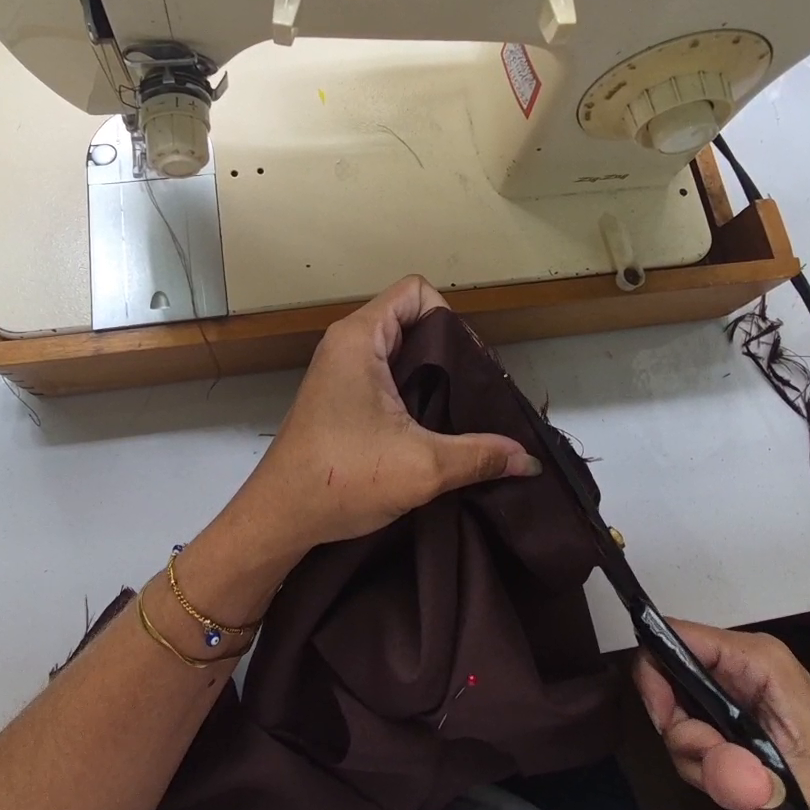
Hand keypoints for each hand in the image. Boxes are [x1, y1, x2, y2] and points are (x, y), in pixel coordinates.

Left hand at [222, 276, 540, 563]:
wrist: (279, 517)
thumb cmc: (342, 479)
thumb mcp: (423, 468)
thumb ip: (481, 456)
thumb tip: (530, 460)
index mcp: (359, 339)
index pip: (416, 292)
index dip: (449, 319)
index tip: (466, 366)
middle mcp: (346, 344)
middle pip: (411, 319)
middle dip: (447, 351)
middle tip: (473, 393)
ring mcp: (339, 371)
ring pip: (399, 351)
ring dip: (430, 375)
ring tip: (459, 412)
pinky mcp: (339, 397)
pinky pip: (385, 375)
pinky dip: (411, 391)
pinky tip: (431, 427)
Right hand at [633, 620, 809, 809]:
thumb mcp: (799, 790)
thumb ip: (749, 775)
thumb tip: (710, 761)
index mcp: (758, 660)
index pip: (674, 636)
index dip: (655, 676)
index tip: (666, 724)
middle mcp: (742, 663)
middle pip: (668, 674)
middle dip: (680, 727)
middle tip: (711, 764)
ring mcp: (736, 685)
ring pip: (677, 705)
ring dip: (694, 751)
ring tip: (735, 780)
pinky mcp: (734, 708)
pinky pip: (692, 723)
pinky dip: (701, 756)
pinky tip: (734, 776)